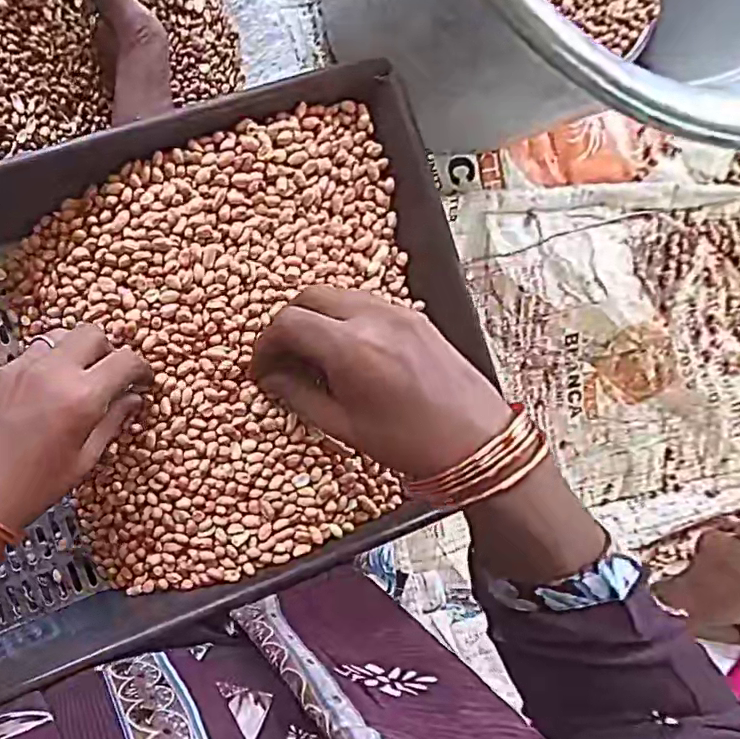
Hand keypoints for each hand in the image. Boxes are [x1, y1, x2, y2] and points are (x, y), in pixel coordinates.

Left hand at [0, 324, 153, 530]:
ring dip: (73, 353)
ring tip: (73, 382)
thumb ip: (112, 421)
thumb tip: (131, 400)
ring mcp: (18, 369)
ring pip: (57, 338)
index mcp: (80, 397)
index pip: (125, 360)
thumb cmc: (31, 487)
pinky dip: (42, 367)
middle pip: (91, 333)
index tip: (141, 378)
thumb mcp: (84, 460)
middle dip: (107, 350)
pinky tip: (39, 396)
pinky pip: (27, 356)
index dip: (140, 368)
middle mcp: (49, 373)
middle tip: (108, 375)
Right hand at [250, 286, 509, 477]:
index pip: (288, 323)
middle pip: (308, 297)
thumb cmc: (411, 442)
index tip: (262, 368)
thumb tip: (271, 379)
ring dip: (313, 318)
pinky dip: (341, 318)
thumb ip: (298, 395)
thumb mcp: (341, 425)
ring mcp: (398, 313)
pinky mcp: (415, 317)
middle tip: (280, 357)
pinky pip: (364, 303)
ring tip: (309, 356)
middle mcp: (374, 319)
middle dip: (286, 324)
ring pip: (336, 295)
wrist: (477, 442)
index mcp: (351, 348)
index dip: (265, 345)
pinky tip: (342, 352)